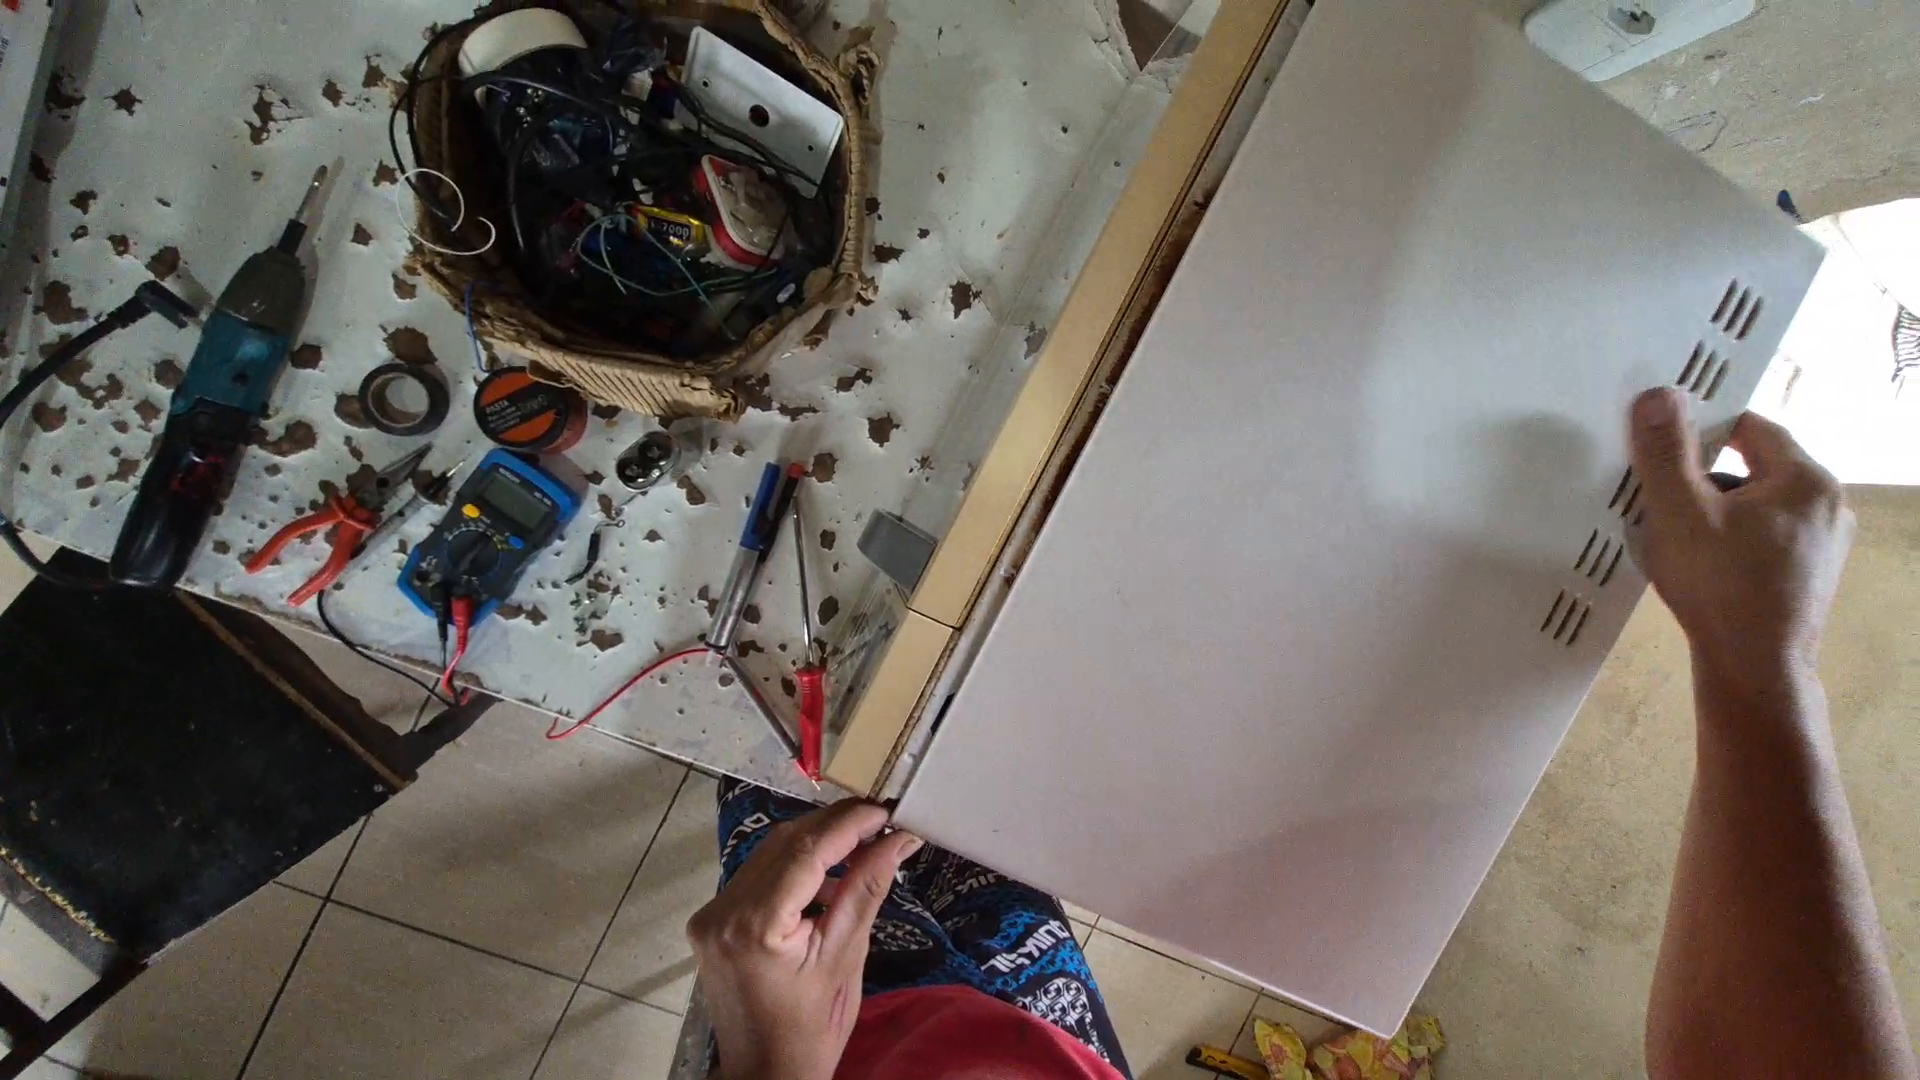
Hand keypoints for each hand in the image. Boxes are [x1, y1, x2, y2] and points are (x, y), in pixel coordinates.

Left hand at [688, 800, 922, 1079]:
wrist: (764, 1077)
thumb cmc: (812, 1030)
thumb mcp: (847, 956)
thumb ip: (868, 888)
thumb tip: (899, 838)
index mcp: (755, 927)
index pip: (807, 851)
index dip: (850, 823)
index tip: (886, 809)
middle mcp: (723, 910)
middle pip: (787, 842)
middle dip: (837, 825)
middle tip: (881, 819)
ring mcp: (713, 912)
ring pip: (773, 851)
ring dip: (819, 841)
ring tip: (864, 843)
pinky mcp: (714, 916)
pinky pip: (761, 871)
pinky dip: (797, 864)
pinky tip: (829, 874)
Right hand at [1627, 387, 1854, 691]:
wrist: (1754, 659)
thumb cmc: (1717, 580)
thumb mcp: (1678, 510)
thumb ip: (1666, 453)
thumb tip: (1660, 394)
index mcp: (1806, 479)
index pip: (1752, 427)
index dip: (1701, 430)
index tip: (1659, 446)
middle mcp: (1827, 503)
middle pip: (1750, 467)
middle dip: (1698, 476)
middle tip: (1653, 497)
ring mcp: (1823, 540)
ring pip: (1753, 503)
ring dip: (1709, 509)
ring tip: (1669, 534)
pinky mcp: (1809, 569)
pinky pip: (1761, 534)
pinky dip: (1725, 536)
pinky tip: (1695, 560)